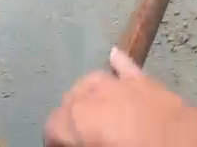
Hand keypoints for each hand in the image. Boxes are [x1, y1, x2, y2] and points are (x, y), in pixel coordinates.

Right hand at [44, 48, 196, 146]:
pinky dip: (117, 66)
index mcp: (79, 118)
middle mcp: (94, 94)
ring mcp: (121, 84)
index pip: (51, 126)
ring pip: (91, 82)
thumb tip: (75, 141)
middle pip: (68, 101)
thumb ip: (85, 144)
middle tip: (76, 140)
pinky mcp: (145, 82)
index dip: (54, 141)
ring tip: (88, 117)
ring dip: (86, 98)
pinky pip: (125, 67)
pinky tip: (112, 57)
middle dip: (68, 121)